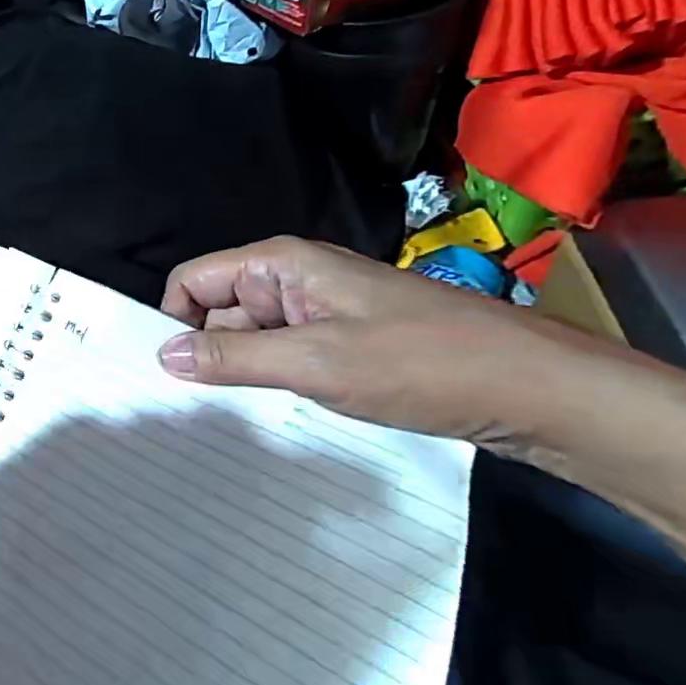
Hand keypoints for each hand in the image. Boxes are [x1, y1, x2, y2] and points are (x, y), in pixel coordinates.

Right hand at [157, 236, 632, 452]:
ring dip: (244, 373)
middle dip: (209, 354)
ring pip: (253, 337)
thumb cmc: (415, 362)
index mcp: (279, 264)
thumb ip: (235, 356)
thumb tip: (163, 354)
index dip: (174, 320)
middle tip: (201, 415)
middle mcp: (291, 280)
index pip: (194, 279)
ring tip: (243, 420)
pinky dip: (275, 381)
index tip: (166, 377)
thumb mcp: (316, 362)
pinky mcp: (341, 341)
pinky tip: (280, 414)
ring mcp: (318, 311)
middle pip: (220, 309)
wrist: (522, 385)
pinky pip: (286, 355)